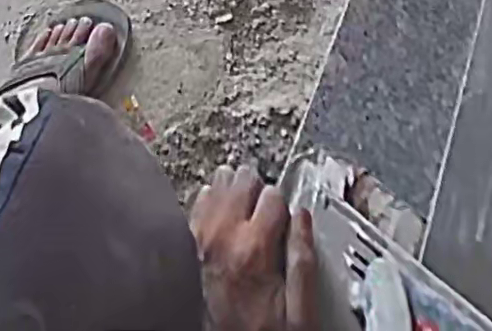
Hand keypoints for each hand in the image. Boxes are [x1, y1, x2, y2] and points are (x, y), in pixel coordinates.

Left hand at [190, 164, 318, 330]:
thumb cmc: (255, 330)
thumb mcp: (298, 314)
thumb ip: (304, 262)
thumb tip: (303, 217)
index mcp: (254, 248)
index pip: (274, 195)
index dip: (283, 210)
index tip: (283, 227)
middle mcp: (223, 229)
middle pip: (244, 177)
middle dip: (258, 192)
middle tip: (264, 220)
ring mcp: (201, 228)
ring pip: (221, 178)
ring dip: (235, 191)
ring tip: (244, 218)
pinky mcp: (187, 232)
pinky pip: (202, 194)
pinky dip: (214, 200)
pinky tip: (224, 222)